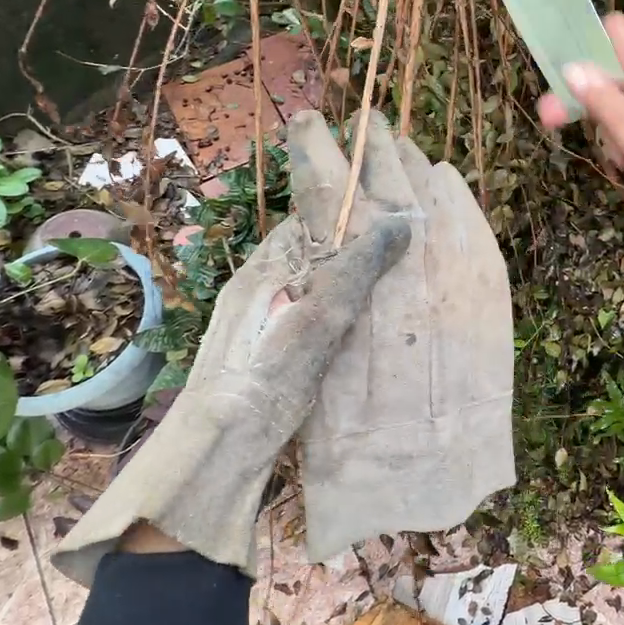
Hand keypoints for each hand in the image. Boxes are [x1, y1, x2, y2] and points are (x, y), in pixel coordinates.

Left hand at [52, 111, 410, 584]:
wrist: (217, 451)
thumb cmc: (265, 376)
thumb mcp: (319, 318)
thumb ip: (358, 268)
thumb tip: (403, 218)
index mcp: (272, 261)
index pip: (316, 208)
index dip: (351, 190)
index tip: (386, 173)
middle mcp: (266, 277)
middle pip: (319, 238)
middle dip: (357, 226)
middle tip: (406, 222)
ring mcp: (268, 312)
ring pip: (319, 274)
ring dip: (353, 266)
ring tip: (400, 267)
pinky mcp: (275, 343)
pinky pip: (317, 304)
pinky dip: (347, 299)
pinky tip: (370, 314)